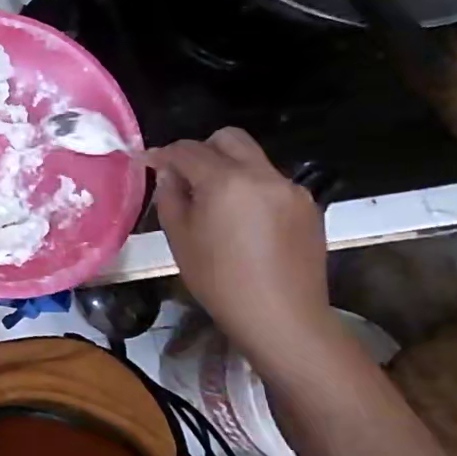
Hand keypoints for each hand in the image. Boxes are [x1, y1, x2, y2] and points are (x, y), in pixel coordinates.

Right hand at [148, 127, 332, 360]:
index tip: (148, 162)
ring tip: (215, 202)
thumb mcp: (179, 237)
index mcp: (226, 181)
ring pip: (252, 159)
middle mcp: (262, 175)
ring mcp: (290, 189)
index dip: (163, 154)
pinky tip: (244, 221)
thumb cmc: (219, 280)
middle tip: (185, 175)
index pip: (187, 150)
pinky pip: (271, 183)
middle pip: (227, 138)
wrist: (282, 317)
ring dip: (228, 168)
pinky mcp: (308, 206)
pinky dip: (252, 189)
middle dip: (201, 149)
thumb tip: (168, 172)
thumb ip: (170, 194)